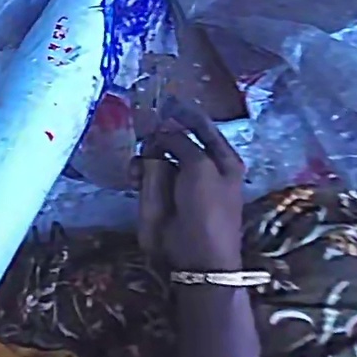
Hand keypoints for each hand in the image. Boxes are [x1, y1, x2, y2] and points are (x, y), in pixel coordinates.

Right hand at [137, 109, 245, 271]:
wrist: (197, 256)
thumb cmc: (207, 209)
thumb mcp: (199, 168)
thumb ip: (181, 142)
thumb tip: (164, 130)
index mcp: (222, 159)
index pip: (203, 127)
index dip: (185, 114)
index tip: (165, 101)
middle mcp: (203, 167)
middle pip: (177, 140)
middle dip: (159, 138)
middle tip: (147, 139)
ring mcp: (182, 183)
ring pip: (158, 157)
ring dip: (146, 157)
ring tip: (138, 168)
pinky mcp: (164, 198)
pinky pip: (149, 176)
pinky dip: (140, 173)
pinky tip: (133, 177)